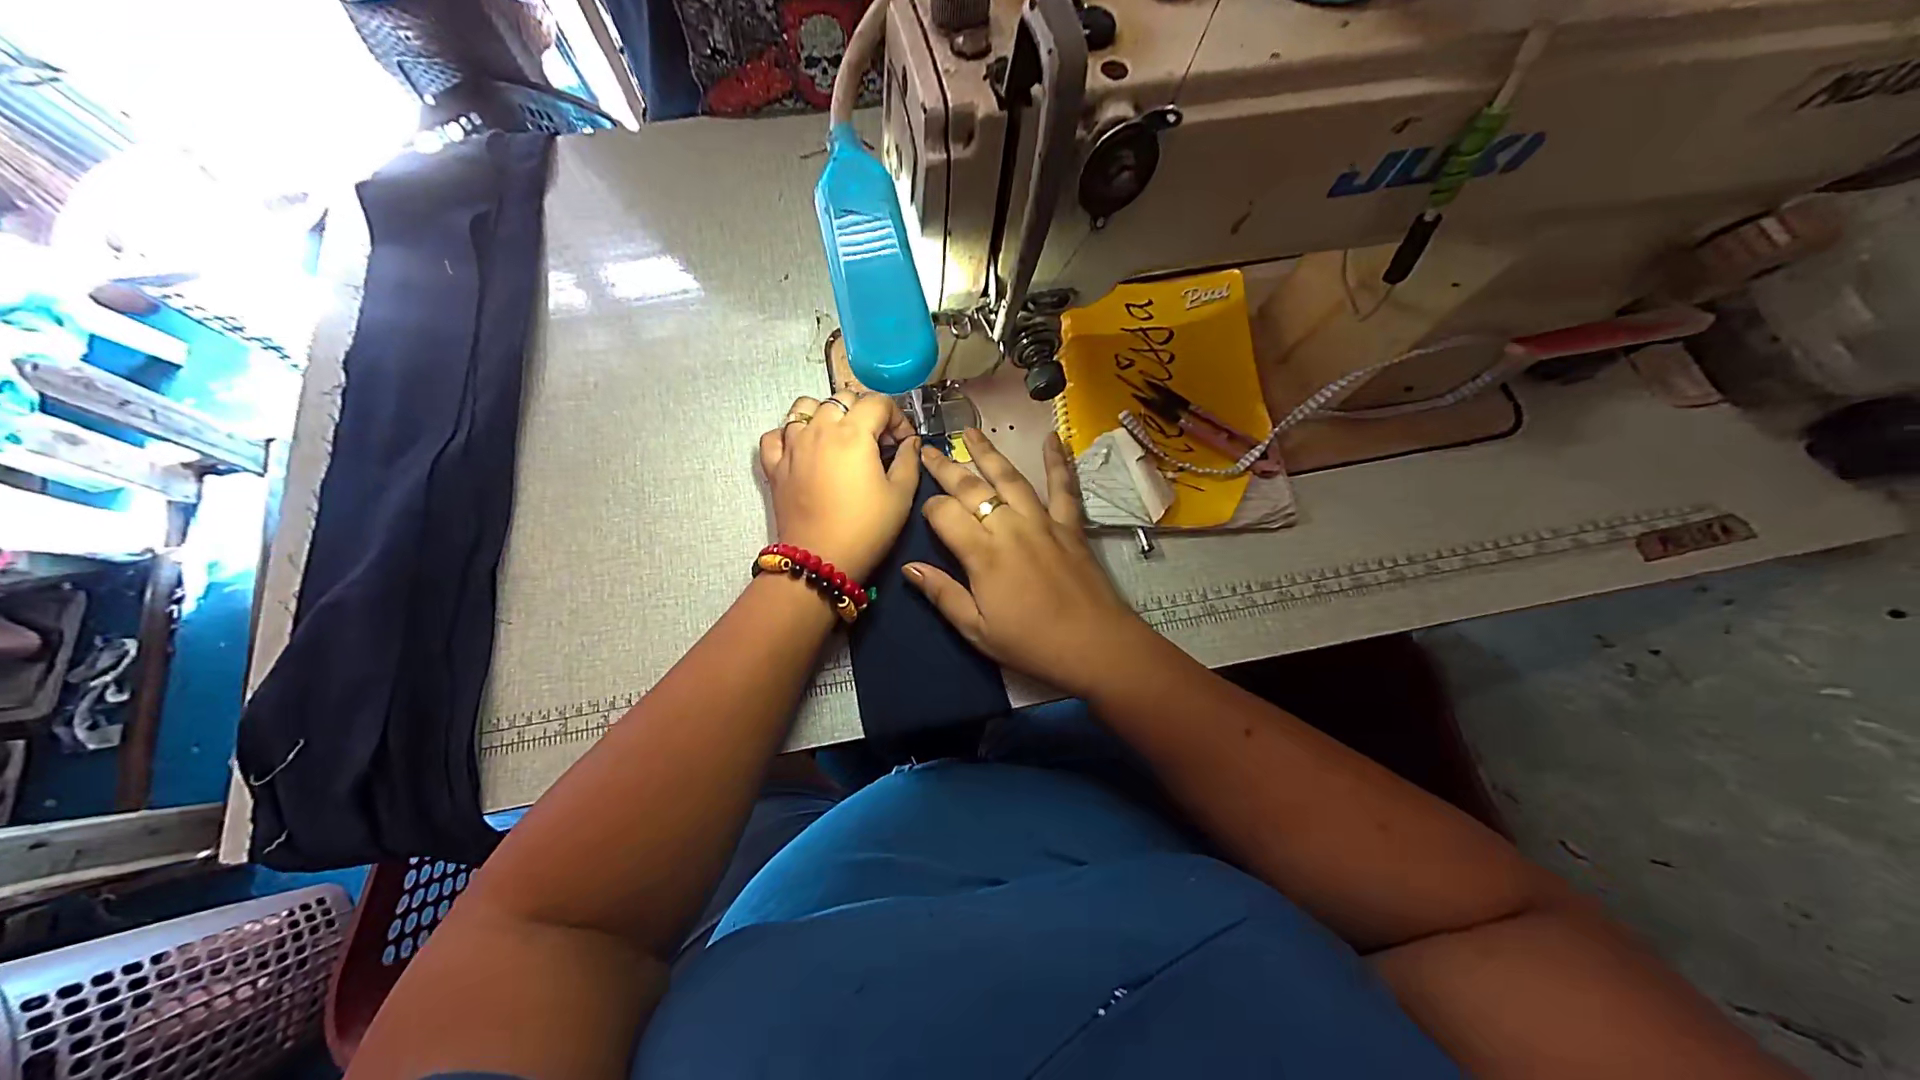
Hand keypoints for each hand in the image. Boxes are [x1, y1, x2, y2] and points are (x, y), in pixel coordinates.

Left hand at [759, 391, 919, 582]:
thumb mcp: (901, 495)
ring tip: (839, 438)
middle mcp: (819, 429)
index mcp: (853, 433)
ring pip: (805, 407)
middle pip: (843, 399)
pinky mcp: (775, 465)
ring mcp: (792, 445)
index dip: (897, 418)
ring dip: (826, 414)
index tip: (902, 443)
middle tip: (876, 443)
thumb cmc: (866, 529)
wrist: (820, 560)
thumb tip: (909, 443)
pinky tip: (804, 449)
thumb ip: (908, 460)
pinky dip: (790, 434)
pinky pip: (776, 434)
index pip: (878, 403)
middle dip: (865, 413)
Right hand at [907, 429, 1156, 696]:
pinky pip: (1063, 487)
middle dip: (947, 467)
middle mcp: (1010, 527)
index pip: (945, 514)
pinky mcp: (1070, 525)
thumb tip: (910, 567)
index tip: (926, 513)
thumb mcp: (977, 630)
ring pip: (1011, 478)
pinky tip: (1054, 440)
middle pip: (972, 488)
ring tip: (972, 432)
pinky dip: (1059, 462)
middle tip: (930, 450)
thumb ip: (943, 594)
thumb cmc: (1031, 643)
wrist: (1094, 644)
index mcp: (983, 554)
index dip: (930, 509)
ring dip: (989, 453)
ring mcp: (1042, 522)